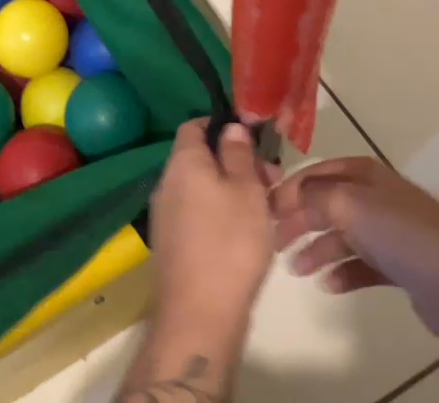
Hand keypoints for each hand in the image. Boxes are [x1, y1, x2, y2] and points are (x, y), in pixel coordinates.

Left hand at [145, 119, 278, 331]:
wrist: (199, 313)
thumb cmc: (230, 242)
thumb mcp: (246, 190)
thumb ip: (238, 154)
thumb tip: (230, 126)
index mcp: (182, 162)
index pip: (194, 126)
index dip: (222, 125)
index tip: (254, 139)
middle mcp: (167, 183)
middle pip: (200, 158)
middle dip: (235, 162)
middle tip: (272, 181)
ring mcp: (165, 215)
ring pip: (201, 187)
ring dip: (231, 190)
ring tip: (267, 209)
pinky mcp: (172, 242)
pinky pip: (197, 213)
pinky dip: (220, 213)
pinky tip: (246, 233)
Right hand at [271, 156, 438, 343]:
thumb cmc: (398, 234)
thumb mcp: (347, 203)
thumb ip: (313, 194)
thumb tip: (295, 195)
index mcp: (365, 174)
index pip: (317, 173)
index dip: (289, 188)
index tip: (263, 210)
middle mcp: (377, 196)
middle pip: (327, 203)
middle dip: (299, 220)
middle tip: (274, 242)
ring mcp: (391, 231)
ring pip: (342, 235)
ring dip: (317, 249)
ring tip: (297, 269)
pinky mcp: (401, 264)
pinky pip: (362, 264)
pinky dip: (343, 271)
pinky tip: (329, 285)